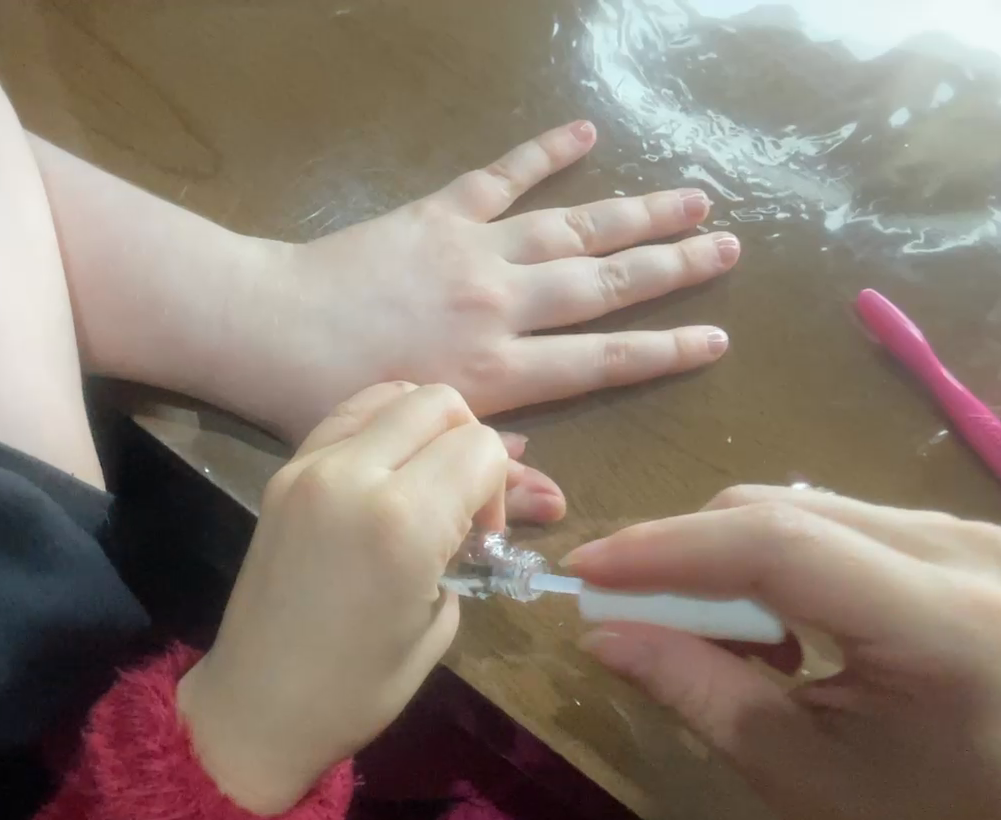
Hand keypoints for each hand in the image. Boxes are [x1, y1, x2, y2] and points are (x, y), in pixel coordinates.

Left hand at [178, 383, 506, 814]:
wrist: (257, 705)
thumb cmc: (357, 690)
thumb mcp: (437, 624)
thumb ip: (463, 549)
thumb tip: (480, 507)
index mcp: (403, 521)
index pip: (482, 447)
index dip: (499, 488)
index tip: (481, 537)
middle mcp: (354, 474)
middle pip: (439, 403)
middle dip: (469, 443)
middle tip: (461, 501)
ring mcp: (309, 466)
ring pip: (391, 395)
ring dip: (424, 425)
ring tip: (427, 478)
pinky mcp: (282, 472)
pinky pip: (344, 418)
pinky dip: (379, 426)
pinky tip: (388, 469)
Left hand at [248, 121, 737, 440]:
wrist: (269, 330)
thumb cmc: (329, 399)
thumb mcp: (410, 449)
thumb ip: (485, 473)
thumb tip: (558, 504)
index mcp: (496, 372)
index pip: (601, 361)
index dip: (664, 351)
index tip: (716, 337)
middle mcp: (501, 307)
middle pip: (603, 286)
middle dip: (671, 267)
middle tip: (731, 246)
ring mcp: (474, 252)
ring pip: (572, 228)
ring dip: (636, 212)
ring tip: (694, 195)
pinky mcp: (439, 212)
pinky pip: (503, 177)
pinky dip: (544, 153)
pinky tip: (585, 134)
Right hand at [566, 485, 1000, 819]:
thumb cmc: (917, 805)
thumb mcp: (790, 768)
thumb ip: (693, 690)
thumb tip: (600, 634)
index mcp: (942, 625)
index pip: (778, 549)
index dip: (666, 549)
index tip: (583, 569)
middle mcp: (957, 550)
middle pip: (771, 514)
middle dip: (675, 554)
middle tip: (621, 607)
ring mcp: (955, 526)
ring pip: (781, 507)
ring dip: (711, 557)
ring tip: (704, 629)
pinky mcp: (937, 524)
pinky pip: (807, 516)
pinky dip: (752, 557)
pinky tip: (759, 615)